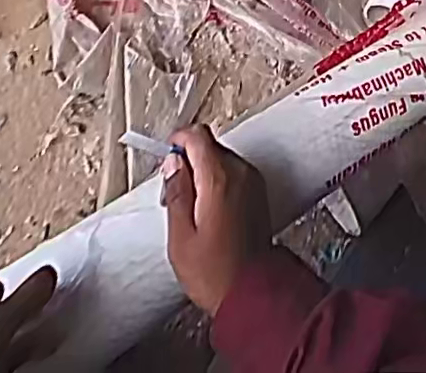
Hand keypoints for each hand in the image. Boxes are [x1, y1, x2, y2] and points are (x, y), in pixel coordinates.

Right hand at [162, 125, 270, 314]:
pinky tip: (209, 209)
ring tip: (191, 207)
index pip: (198, 135)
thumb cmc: (216, 271)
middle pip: (209, 145)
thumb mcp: (181, 236)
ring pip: (221, 157)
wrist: (253, 291)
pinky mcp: (258, 191)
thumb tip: (172, 164)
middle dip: (188, 160)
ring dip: (203, 170)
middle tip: (173, 190)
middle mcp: (240, 172)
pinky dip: (218, 180)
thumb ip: (176, 192)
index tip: (167, 157)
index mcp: (219, 179)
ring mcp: (252, 180)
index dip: (178, 141)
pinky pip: (234, 171)